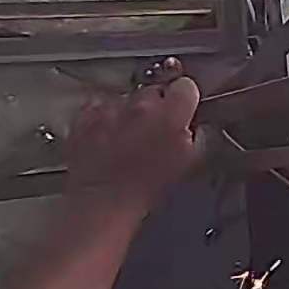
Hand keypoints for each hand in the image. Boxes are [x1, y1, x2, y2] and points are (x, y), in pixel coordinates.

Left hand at [67, 59, 200, 213]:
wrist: (104, 203)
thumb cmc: (148, 186)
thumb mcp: (190, 161)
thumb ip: (201, 134)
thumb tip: (201, 123)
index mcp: (172, 112)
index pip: (186, 85)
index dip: (186, 99)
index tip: (184, 110)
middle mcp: (141, 103)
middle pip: (156, 91)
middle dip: (159, 106)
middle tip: (157, 130)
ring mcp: (112, 107)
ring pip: (129, 97)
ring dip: (132, 111)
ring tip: (131, 135)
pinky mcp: (87, 116)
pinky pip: (100, 103)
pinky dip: (106, 113)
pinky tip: (109, 131)